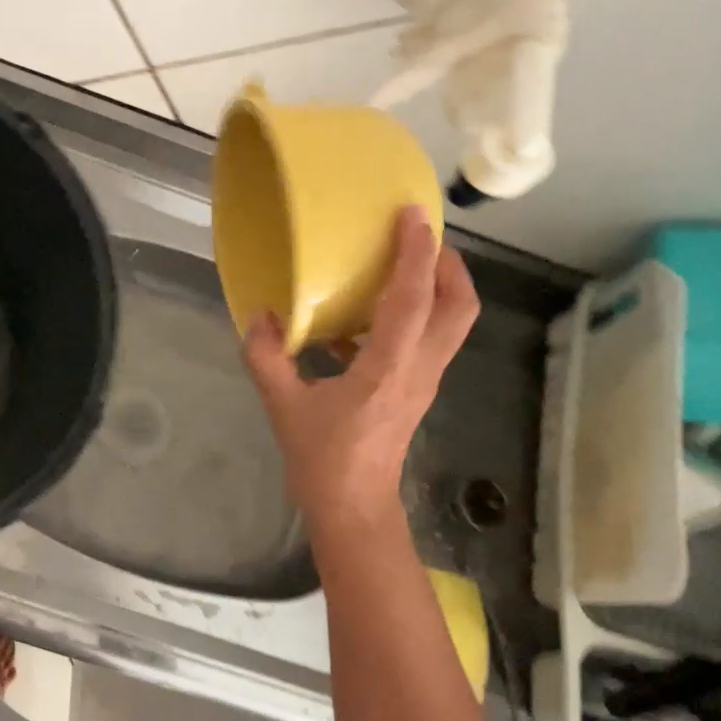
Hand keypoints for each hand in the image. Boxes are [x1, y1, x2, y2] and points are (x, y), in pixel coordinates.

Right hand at [242, 206, 478, 527]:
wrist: (352, 505)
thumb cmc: (322, 457)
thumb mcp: (283, 404)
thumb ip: (268, 356)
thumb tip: (261, 316)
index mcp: (388, 368)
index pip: (412, 299)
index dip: (415, 254)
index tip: (410, 215)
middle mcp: (419, 368)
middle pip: (459, 306)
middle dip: (446, 265)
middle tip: (417, 238)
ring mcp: (423, 380)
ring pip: (450, 321)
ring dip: (435, 286)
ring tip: (397, 265)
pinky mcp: (414, 389)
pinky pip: (426, 339)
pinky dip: (409, 314)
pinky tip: (362, 318)